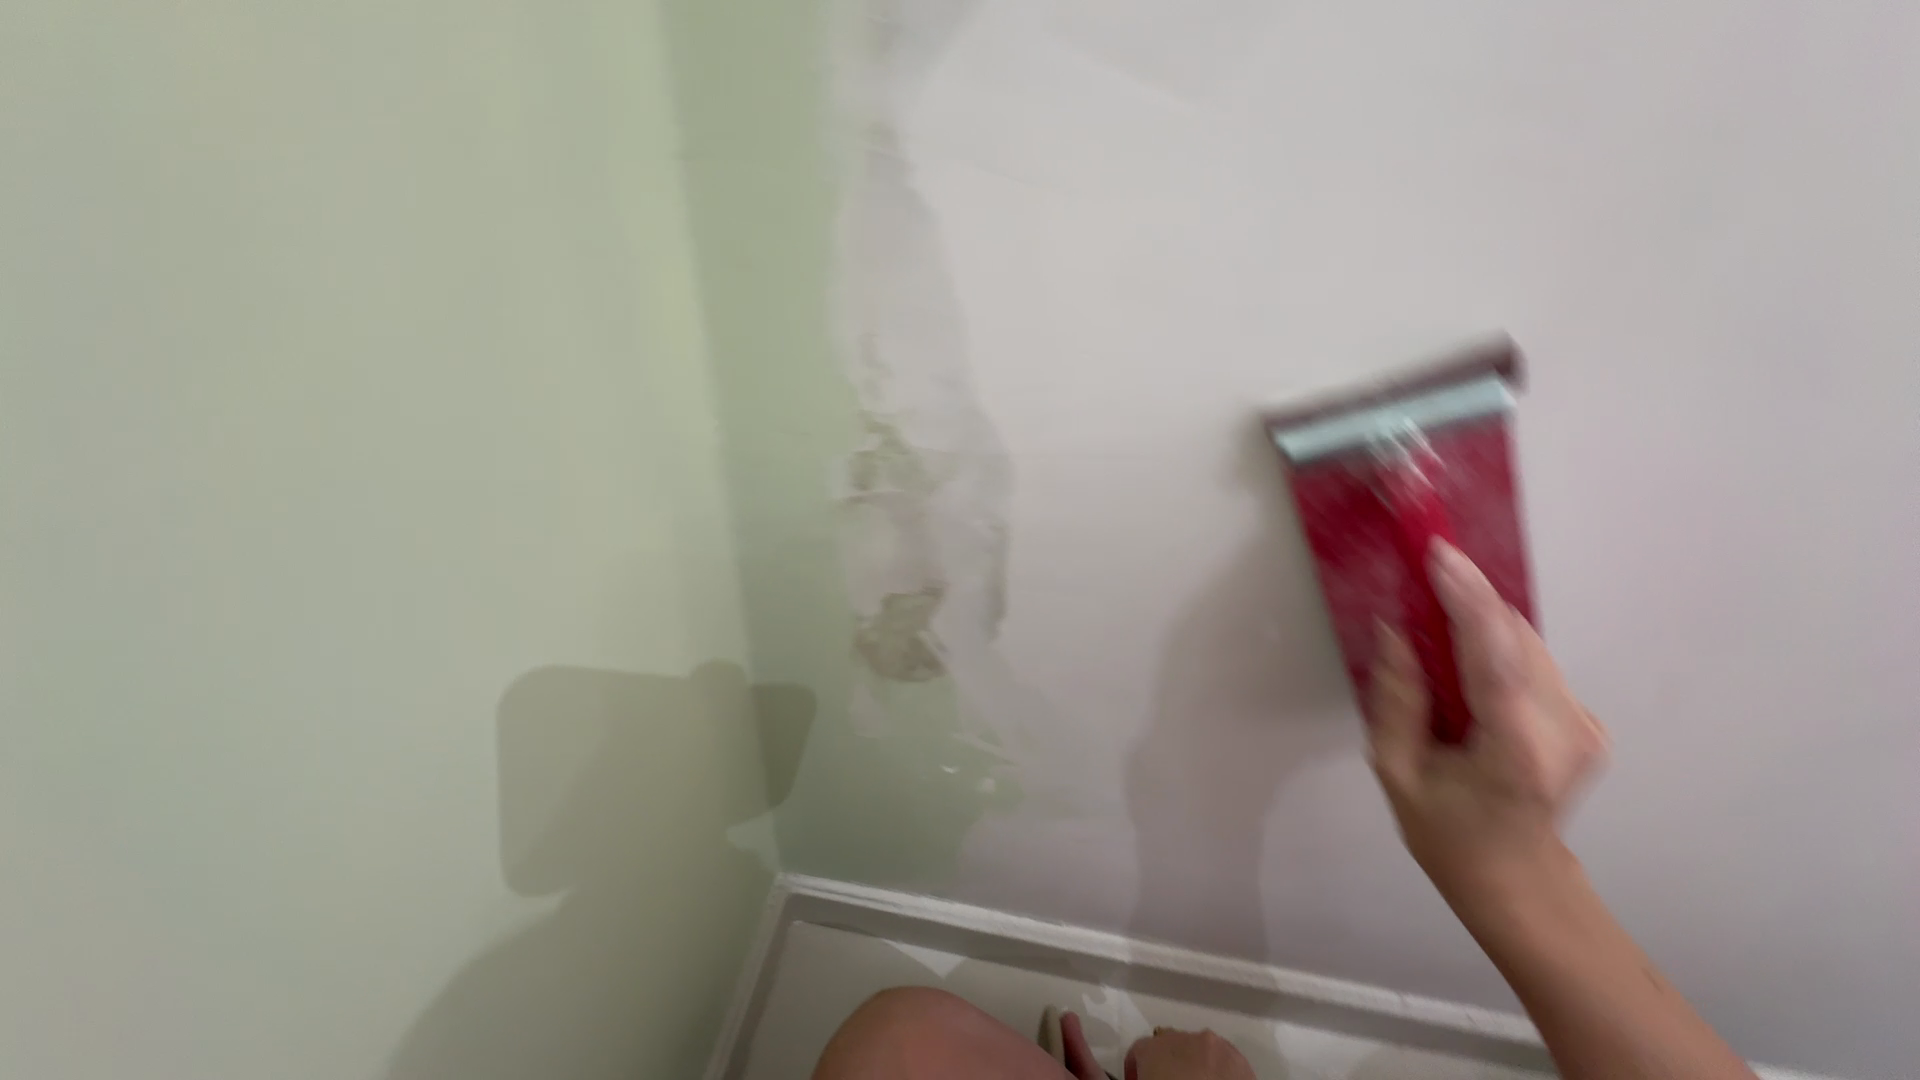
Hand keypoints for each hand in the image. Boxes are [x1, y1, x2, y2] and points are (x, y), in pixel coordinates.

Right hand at [1123, 1028, 1255, 1079]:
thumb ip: (1140, 1073)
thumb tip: (1144, 1072)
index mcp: (1154, 1048)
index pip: (1137, 1051)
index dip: (1136, 1070)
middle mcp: (1181, 1038)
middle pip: (1168, 1047)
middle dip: (1167, 1066)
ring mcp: (1213, 1045)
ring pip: (1197, 1050)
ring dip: (1193, 1065)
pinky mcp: (1239, 1058)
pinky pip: (1222, 1059)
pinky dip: (1218, 1071)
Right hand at [1368, 540, 1608, 901]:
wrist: (1515, 879)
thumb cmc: (1445, 833)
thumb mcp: (1397, 770)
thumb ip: (1397, 698)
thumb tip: (1395, 631)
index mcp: (1516, 747)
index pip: (1494, 653)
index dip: (1467, 597)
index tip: (1438, 554)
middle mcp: (1565, 728)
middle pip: (1517, 638)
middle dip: (1472, 596)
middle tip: (1426, 565)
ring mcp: (1584, 725)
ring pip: (1528, 644)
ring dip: (1482, 616)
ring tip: (1438, 594)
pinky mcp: (1586, 721)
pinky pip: (1533, 662)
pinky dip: (1495, 641)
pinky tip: (1464, 643)